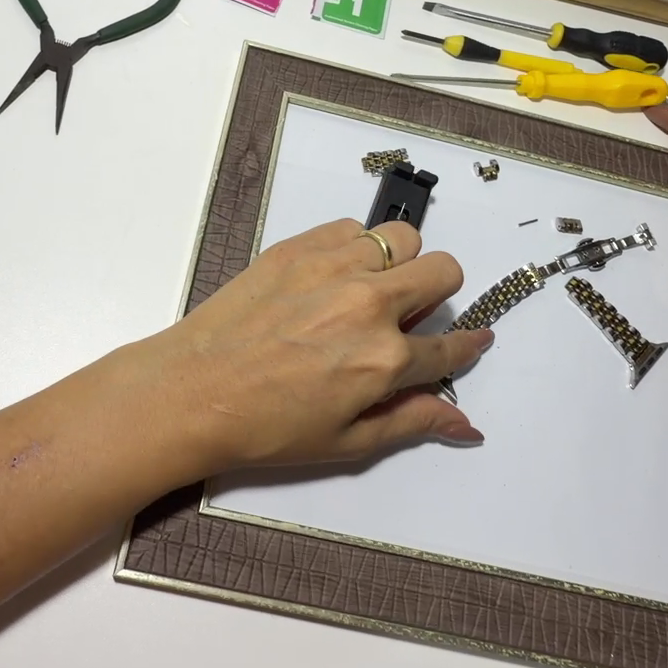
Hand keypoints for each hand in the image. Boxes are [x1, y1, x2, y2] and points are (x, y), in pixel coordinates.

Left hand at [111, 219, 487, 474]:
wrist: (193, 389)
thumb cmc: (266, 426)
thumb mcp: (347, 441)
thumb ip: (413, 422)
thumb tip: (467, 424)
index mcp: (384, 360)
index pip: (450, 346)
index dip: (468, 345)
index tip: (474, 338)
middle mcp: (368, 304)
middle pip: (443, 270)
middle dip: (439, 293)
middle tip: (410, 313)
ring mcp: (334, 267)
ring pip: (402, 238)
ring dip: (397, 263)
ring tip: (367, 289)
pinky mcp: (300, 245)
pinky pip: (352, 227)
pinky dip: (354, 247)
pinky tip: (330, 276)